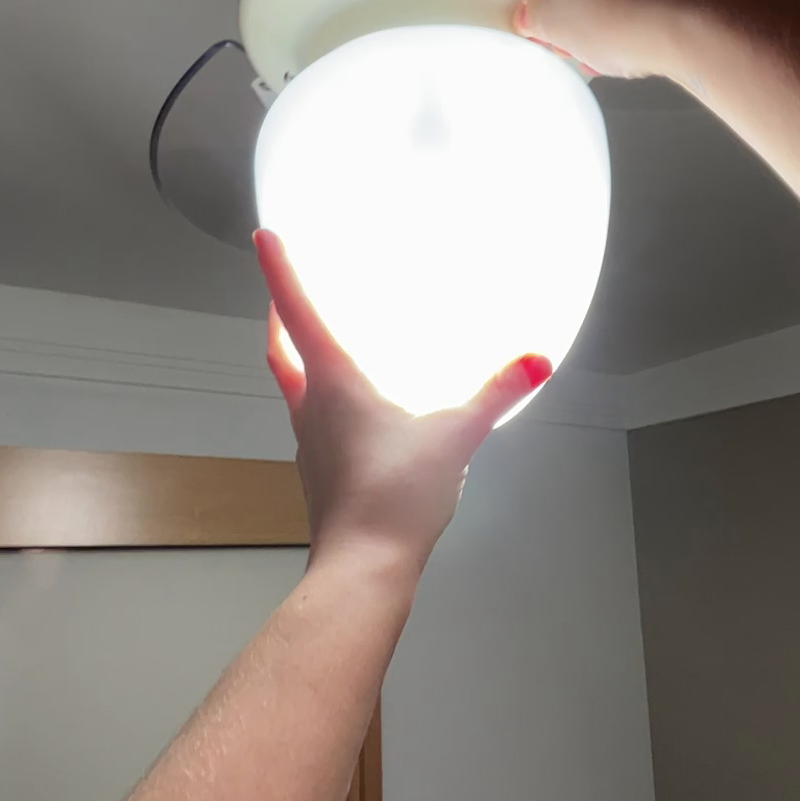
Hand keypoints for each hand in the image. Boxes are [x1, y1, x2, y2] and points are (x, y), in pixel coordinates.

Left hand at [255, 230, 553, 569]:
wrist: (365, 564)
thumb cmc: (397, 493)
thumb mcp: (454, 437)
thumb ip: (495, 395)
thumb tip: (535, 362)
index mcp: (333, 384)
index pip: (296, 312)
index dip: (279, 269)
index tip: (264, 236)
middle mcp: (310, 408)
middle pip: (281, 350)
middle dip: (280, 317)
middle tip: (291, 296)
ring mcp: (308, 445)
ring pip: (293, 389)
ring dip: (300, 361)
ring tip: (326, 348)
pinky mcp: (319, 474)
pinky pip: (314, 424)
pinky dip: (323, 405)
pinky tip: (356, 417)